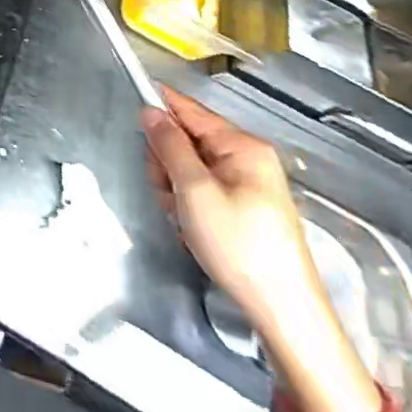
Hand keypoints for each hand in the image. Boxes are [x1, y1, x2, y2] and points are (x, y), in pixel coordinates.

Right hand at [142, 87, 383, 411]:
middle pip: (185, 138)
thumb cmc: (237, 244)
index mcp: (242, 146)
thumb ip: (169, 145)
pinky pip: (200, 187)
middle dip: (165, 161)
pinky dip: (186, 201)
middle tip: (165, 190)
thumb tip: (151, 110)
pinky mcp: (243, 206)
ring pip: (188, 165)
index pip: (190, 110)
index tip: (128, 101)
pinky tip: (189, 224)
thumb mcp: (193, 190)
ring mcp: (247, 183)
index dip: (159, 104)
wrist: (282, 310)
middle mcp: (247, 157)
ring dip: (172, 185)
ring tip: (180, 214)